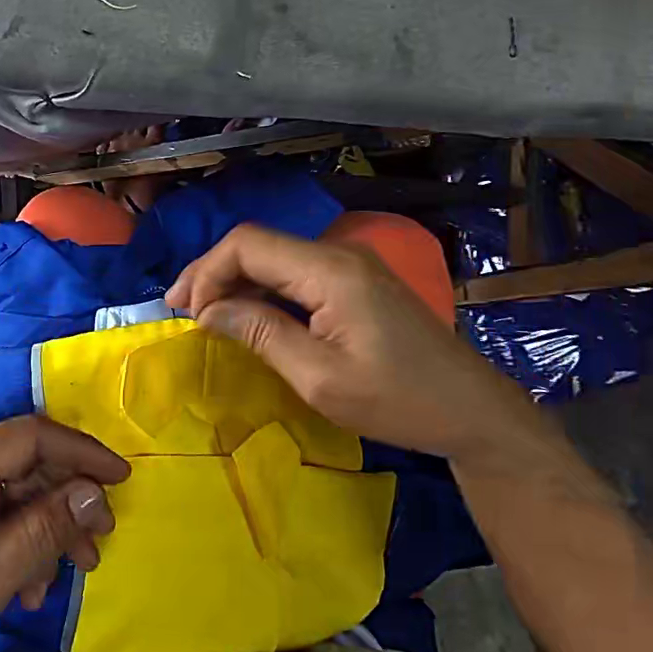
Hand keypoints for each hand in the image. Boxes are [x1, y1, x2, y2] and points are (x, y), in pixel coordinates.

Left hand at [0, 417, 128, 651]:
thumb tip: (95, 493)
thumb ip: (44, 529)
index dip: (83, 454)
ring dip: (51, 529)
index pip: (34, 437)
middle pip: (30, 466)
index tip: (122, 478)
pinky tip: (32, 585)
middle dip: (69, 501)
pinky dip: (27, 545)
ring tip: (74, 569)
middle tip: (99, 538)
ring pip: (21, 494)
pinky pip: (2, 518)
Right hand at [166, 224, 547, 462]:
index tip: (185, 313)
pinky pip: (302, 275)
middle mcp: (342, 253)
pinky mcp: (361, 283)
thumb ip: (262, 334)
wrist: (468, 408)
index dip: (207, 271)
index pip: (249, 243)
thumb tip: (210, 310)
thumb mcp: (320, 378)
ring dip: (240, 283)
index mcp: (331, 269)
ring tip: (208, 316)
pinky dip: (270, 292)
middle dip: (216, 274)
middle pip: (262, 246)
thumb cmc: (397, 400)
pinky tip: (252, 316)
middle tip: (184, 313)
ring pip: (280, 259)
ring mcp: (355, 265)